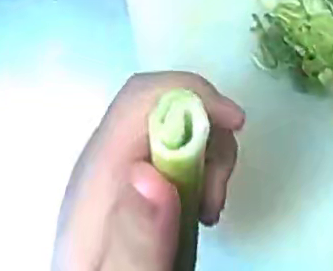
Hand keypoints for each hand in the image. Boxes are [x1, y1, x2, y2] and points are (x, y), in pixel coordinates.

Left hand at [54, 72, 244, 270]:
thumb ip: (135, 240)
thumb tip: (149, 174)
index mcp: (96, 171)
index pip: (139, 97)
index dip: (190, 93)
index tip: (236, 125)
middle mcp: (102, 161)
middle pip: (157, 105)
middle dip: (204, 128)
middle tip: (219, 195)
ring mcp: (115, 175)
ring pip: (167, 126)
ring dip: (205, 152)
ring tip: (212, 210)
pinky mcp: (129, 194)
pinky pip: (167, 155)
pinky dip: (196, 169)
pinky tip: (200, 212)